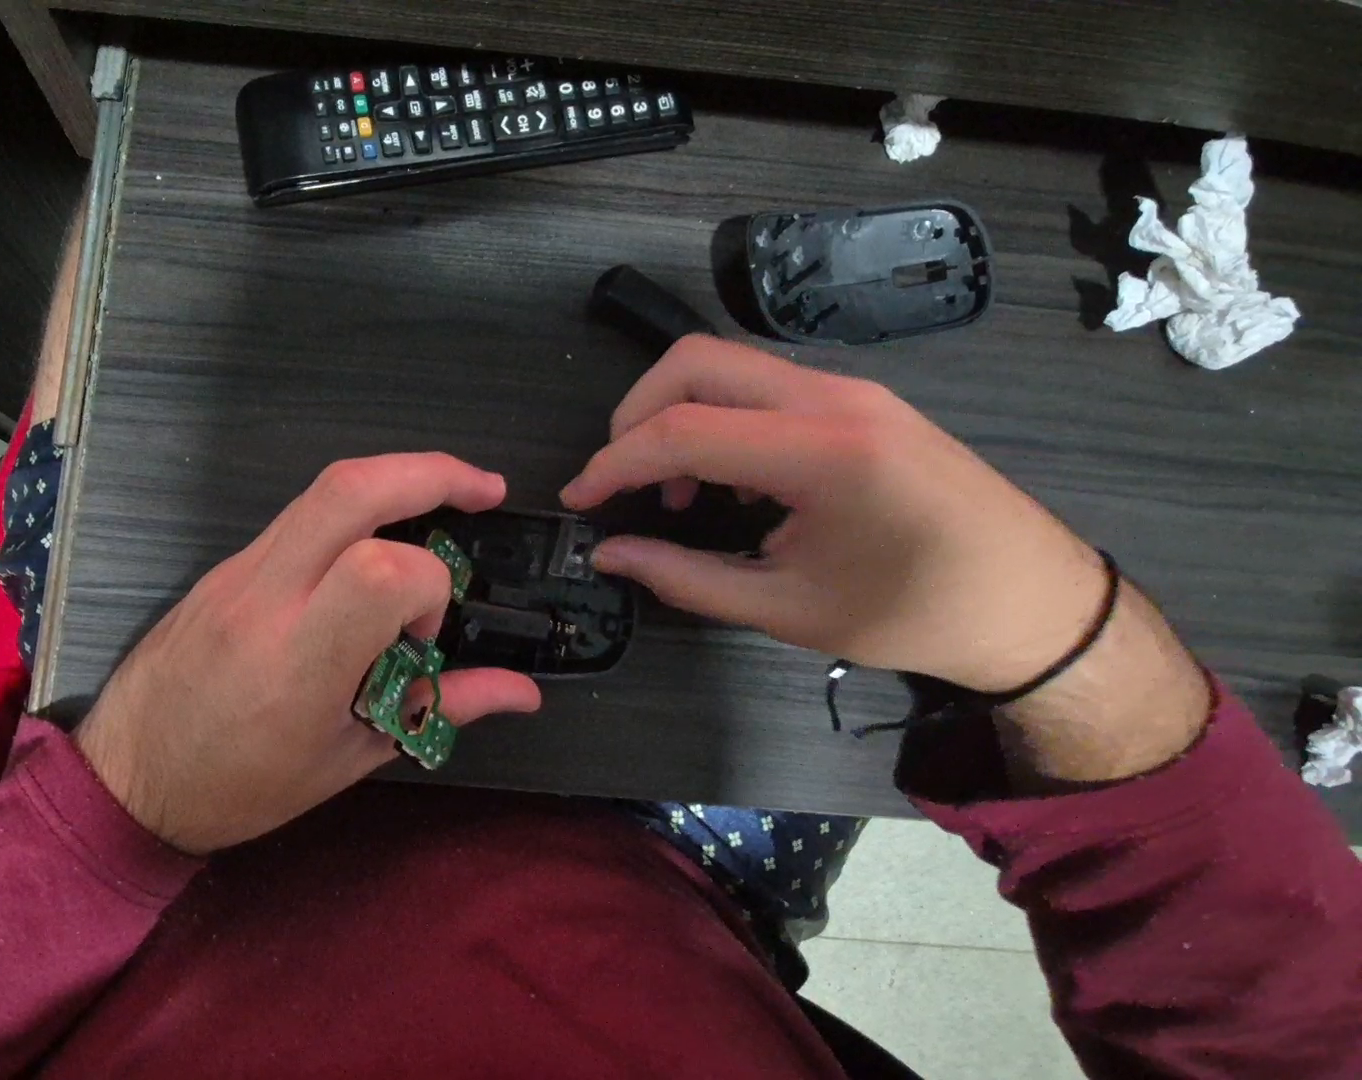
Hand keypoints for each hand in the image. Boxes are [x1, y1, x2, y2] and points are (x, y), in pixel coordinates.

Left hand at [75, 453, 541, 854]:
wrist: (127, 776)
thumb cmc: (241, 787)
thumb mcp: (349, 762)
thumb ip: (441, 711)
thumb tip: (524, 693)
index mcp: (299, 663)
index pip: (382, 571)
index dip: (430, 587)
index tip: (424, 633)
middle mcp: (266, 598)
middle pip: (350, 489)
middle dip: (431, 471)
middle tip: (484, 488)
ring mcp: (238, 572)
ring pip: (324, 490)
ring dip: (396, 482)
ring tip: (442, 505)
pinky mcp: (226, 565)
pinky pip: (301, 518)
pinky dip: (355, 516)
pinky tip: (372, 552)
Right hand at [559, 336, 1206, 782]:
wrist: (1037, 603)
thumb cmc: (915, 615)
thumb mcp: (787, 608)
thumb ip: (684, 577)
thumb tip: (610, 555)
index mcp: (823, 452)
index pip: (681, 430)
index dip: (613, 464)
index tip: (579, 501)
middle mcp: (833, 398)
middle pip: (694, 363)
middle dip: (634, 416)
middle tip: (620, 482)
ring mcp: (850, 391)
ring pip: (726, 366)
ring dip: (675, 416)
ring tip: (675, 493)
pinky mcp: (857, 401)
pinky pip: (760, 386)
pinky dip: (717, 420)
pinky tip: (727, 482)